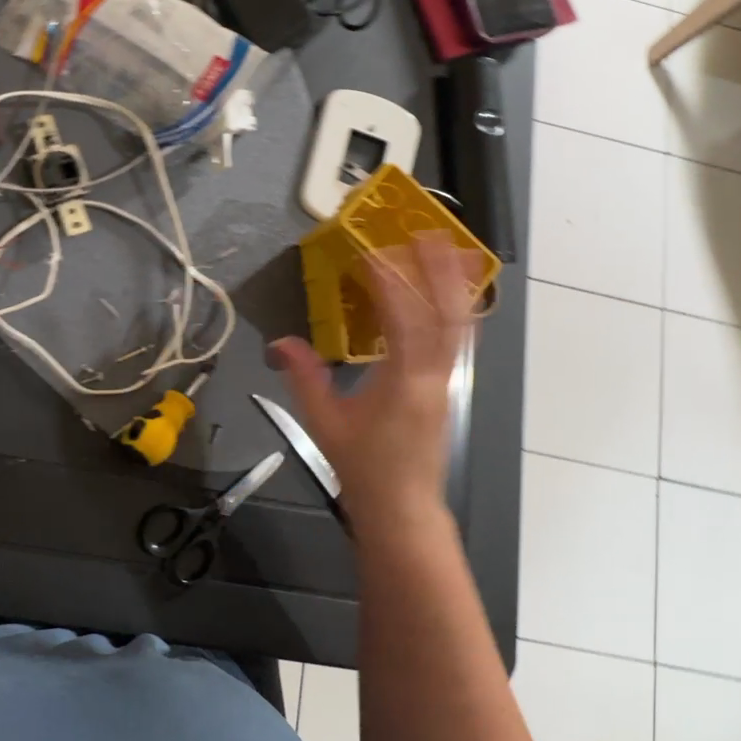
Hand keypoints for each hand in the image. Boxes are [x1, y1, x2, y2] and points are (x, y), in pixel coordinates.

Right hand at [267, 234, 477, 529]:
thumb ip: (303, 378)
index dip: (389, 285)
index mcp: (403, 383)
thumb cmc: (362, 466)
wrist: (401, 505)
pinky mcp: (446, 386)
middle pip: (448, 315)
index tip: (371, 255)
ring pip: (459, 324)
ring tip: (444, 250)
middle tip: (426, 234)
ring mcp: (446, 381)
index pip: (402, 322)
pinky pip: (457, 338)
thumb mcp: (323, 421)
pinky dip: (455, 307)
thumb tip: (281, 341)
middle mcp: (434, 376)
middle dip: (439, 272)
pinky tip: (447, 291)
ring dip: (452, 284)